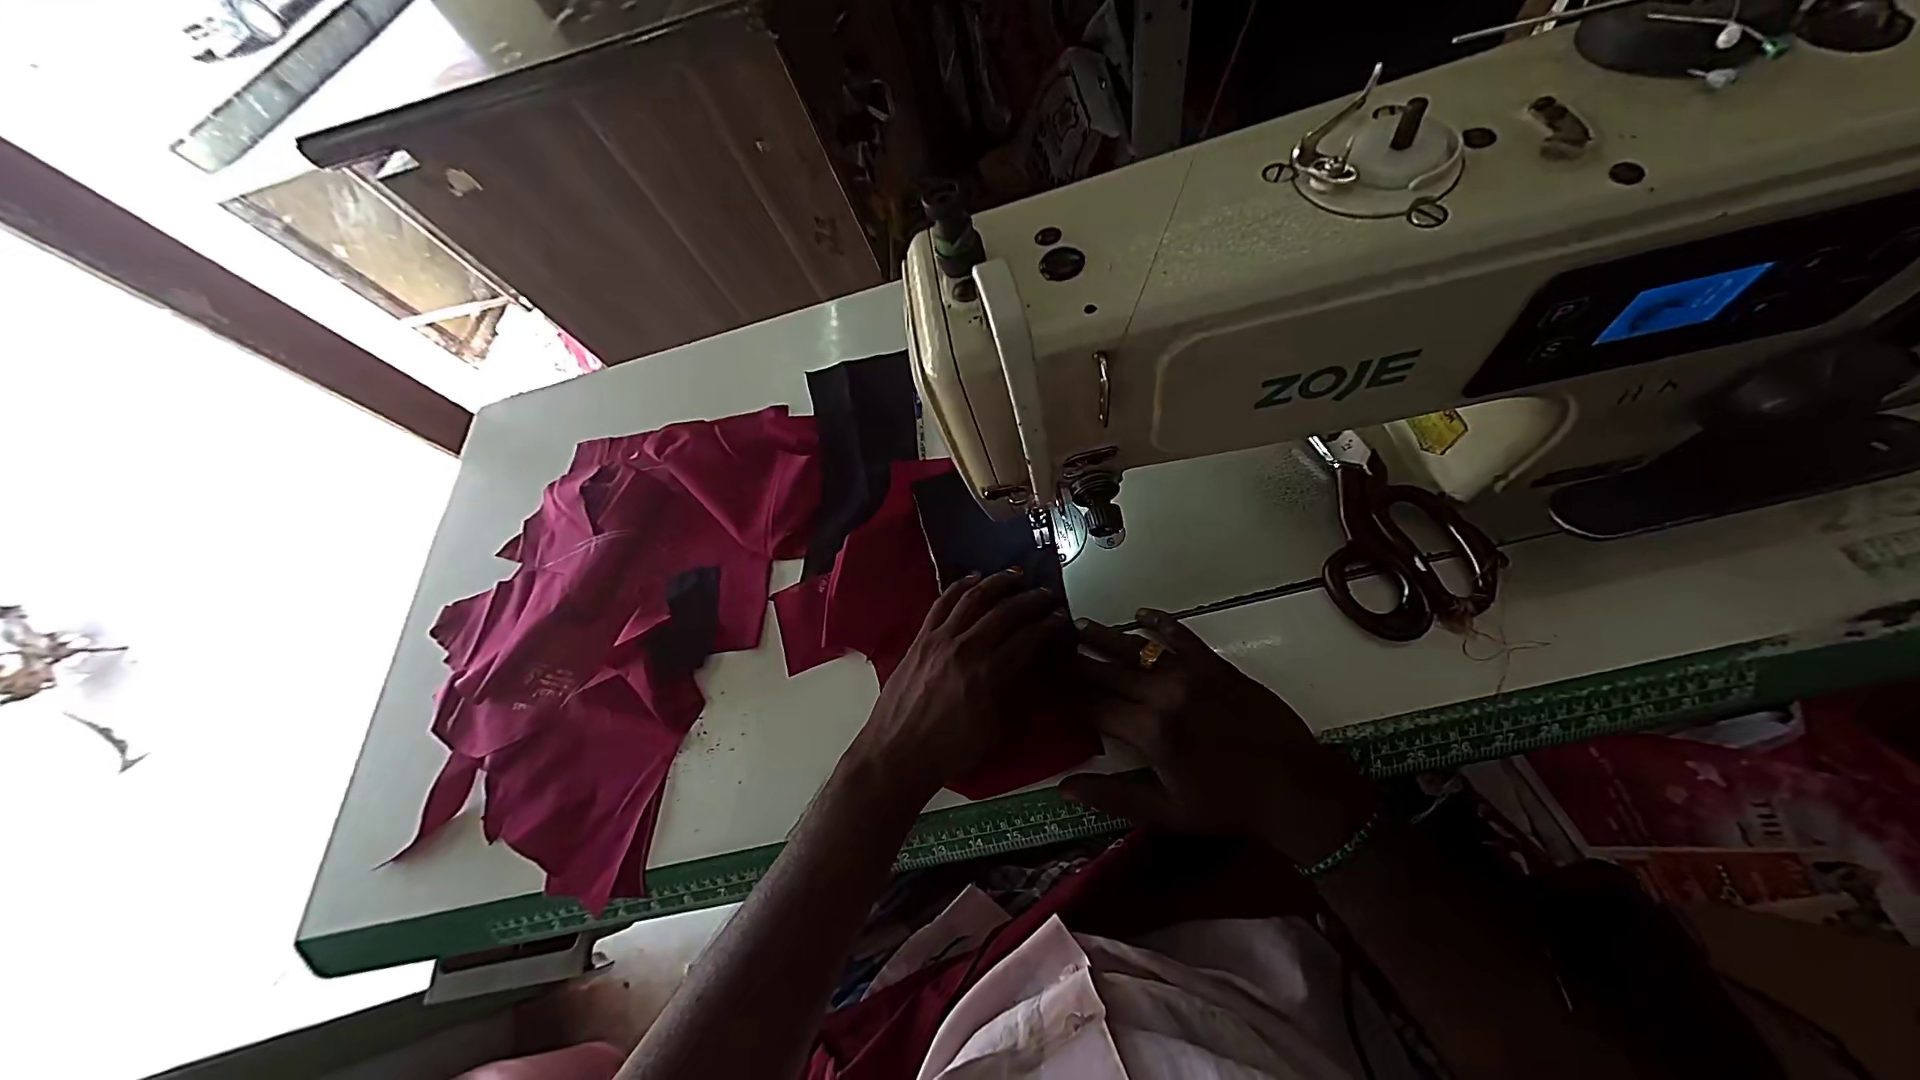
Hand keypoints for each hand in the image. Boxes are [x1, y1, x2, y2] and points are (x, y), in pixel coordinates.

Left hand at [844, 569, 1066, 801]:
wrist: (897, 753)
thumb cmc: (947, 751)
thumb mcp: (994, 729)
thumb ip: (1012, 694)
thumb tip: (1026, 670)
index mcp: (987, 674)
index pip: (1027, 639)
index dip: (1047, 626)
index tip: (1058, 619)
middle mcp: (965, 650)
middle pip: (1004, 613)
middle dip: (1030, 600)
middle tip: (1045, 595)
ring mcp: (939, 640)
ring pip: (973, 599)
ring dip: (998, 583)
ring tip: (1014, 575)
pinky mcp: (921, 639)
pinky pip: (942, 604)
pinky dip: (959, 587)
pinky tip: (973, 579)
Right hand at [1060, 609, 1376, 865]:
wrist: (1296, 788)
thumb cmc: (1227, 806)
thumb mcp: (1166, 813)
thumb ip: (1112, 798)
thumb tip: (1063, 788)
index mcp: (1149, 732)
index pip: (1092, 706)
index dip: (1064, 694)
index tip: (1043, 683)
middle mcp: (1164, 695)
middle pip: (1107, 671)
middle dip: (1075, 660)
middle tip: (1050, 647)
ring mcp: (1192, 675)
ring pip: (1137, 648)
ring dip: (1105, 636)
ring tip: (1079, 624)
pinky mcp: (1217, 666)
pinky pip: (1182, 636)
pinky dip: (1160, 622)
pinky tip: (1140, 613)